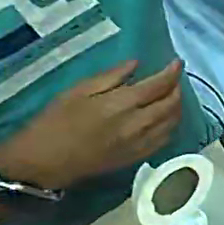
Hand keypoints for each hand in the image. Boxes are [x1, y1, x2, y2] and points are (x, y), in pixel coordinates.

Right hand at [0, 59, 182, 188]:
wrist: (45, 162)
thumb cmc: (54, 122)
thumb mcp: (77, 92)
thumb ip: (110, 77)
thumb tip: (136, 64)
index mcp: (122, 104)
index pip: (158, 85)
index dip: (172, 72)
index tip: (178, 62)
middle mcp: (140, 123)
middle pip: (172, 104)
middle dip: (178, 88)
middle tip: (174, 78)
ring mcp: (143, 141)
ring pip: (173, 121)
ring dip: (177, 106)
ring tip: (172, 95)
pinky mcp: (141, 155)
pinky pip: (167, 137)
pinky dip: (172, 123)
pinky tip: (166, 117)